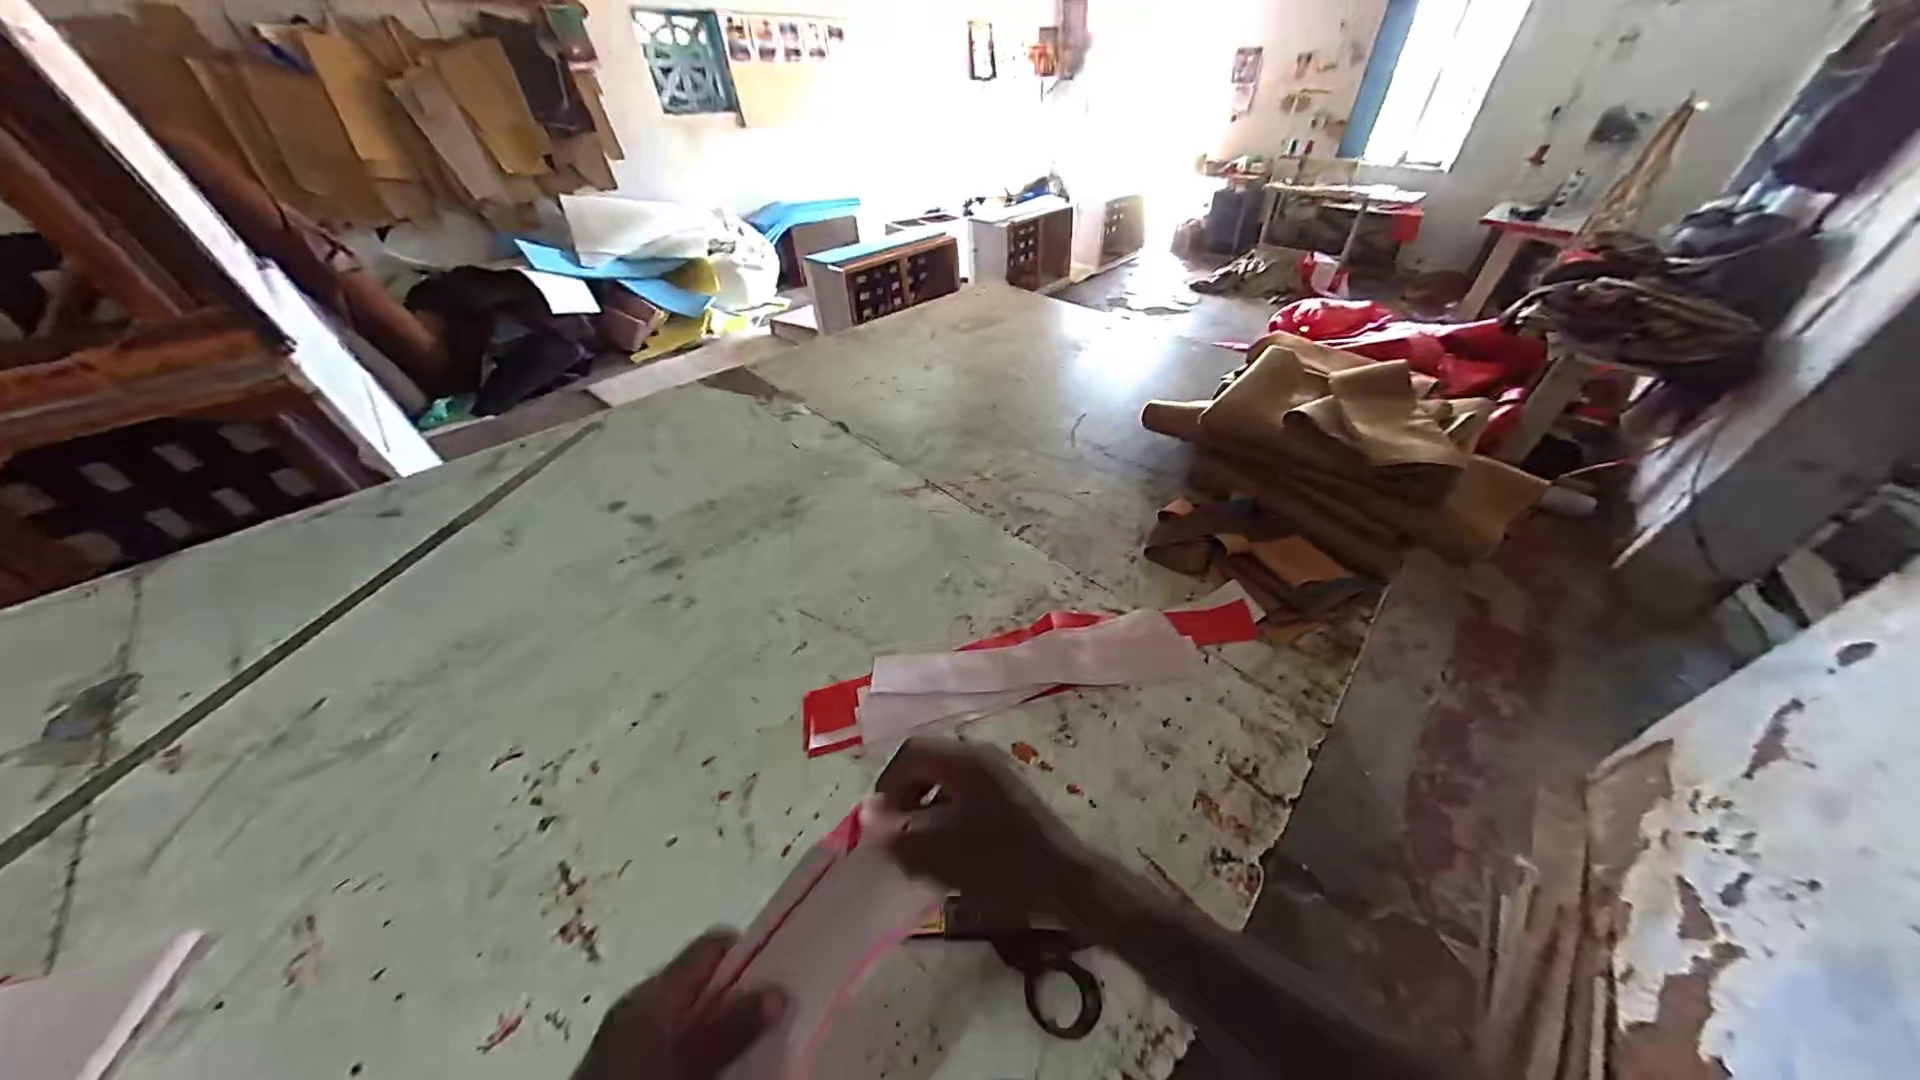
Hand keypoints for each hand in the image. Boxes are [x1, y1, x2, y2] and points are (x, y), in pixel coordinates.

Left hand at [572, 929, 786, 1079]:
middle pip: (703, 979)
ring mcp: (627, 1038)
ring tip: (748, 1050)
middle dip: (738, 996)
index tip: (778, 981)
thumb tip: (781, 988)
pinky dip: (695, 1050)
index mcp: (654, 991)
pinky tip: (714, 1070)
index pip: (714, 945)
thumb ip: (732, 1029)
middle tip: (771, 1021)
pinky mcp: (621, 1066)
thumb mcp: (690, 1067)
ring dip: (718, 1027)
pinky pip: (672, 1041)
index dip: (749, 956)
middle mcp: (640, 1004)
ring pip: (689, 1014)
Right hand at [874, 737, 1103, 922]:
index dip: (888, 783)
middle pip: (928, 761)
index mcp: (963, 760)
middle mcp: (980, 756)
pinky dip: (948, 811)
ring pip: (946, 777)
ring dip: (926, 804)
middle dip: (906, 794)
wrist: (1062, 878)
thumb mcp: (938, 851)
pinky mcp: (1008, 793)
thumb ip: (898, 831)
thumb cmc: (998, 860)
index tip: (881, 820)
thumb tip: (867, 815)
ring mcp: (997, 772)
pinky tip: (950, 847)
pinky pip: (966, 791)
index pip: (911, 753)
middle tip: (898, 830)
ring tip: (921, 843)